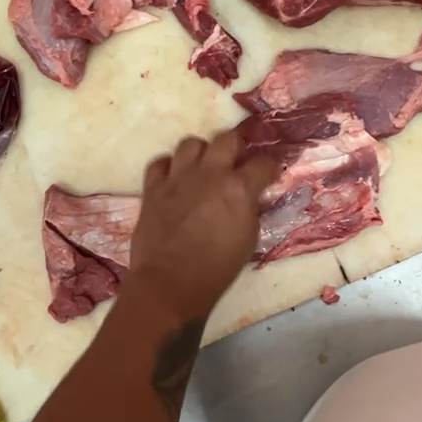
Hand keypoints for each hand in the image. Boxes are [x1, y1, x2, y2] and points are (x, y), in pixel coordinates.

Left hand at [125, 131, 276, 322]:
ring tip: (202, 169)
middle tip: (234, 164)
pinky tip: (173, 180)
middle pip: (227, 139)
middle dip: (235, 148)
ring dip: (200, 153)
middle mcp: (209, 174)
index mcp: (239, 188)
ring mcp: (178, 178)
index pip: (263, 163)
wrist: (171, 282)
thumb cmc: (217, 269)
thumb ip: (249, 210)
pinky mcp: (153, 188)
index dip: (268, 169)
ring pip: (190, 143)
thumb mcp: (248, 239)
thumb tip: (248, 199)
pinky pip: (160, 163)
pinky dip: (168, 168)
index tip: (267, 176)